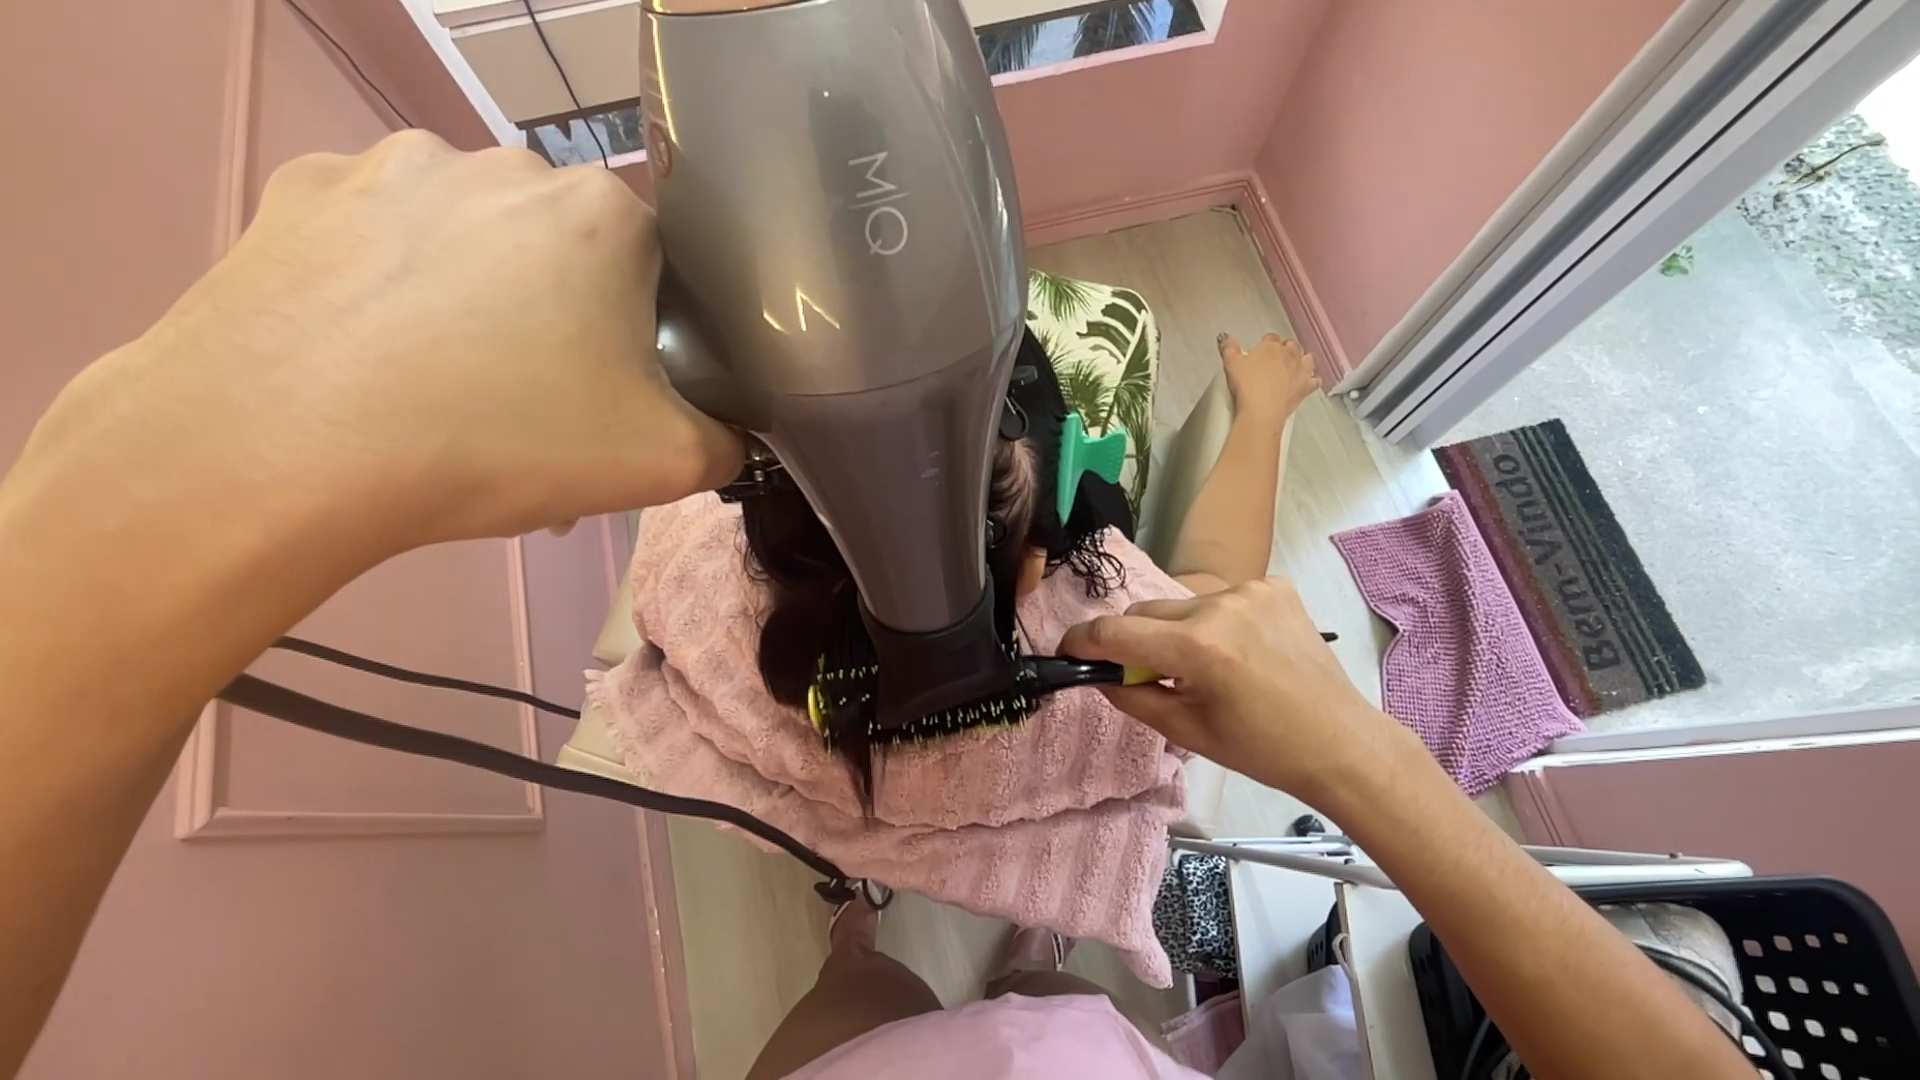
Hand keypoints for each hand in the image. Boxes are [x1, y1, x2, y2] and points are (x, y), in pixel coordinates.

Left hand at [34, 130, 741, 554]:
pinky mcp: (301, 191)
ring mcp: (394, 166)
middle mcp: (506, 165)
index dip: (651, 336)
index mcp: (604, 215)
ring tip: (447, 385)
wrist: (281, 453)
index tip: (621, 392)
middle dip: (568, 318)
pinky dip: (392, 284)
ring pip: (474, 238)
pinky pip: (381, 236)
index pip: (662, 269)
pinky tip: (373, 349)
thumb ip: (726, 445)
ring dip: (482, 298)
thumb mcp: (665, 465)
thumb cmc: (503, 440)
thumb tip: (727, 437)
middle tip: (538, 404)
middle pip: (567, 250)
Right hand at [1060, 578, 1416, 807]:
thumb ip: (1130, 696)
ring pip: (1181, 604)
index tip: (1069, 650)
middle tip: (1151, 675)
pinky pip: (1220, 599)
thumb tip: (1098, 674)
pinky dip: (1215, 621)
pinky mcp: (1275, 586)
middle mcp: (1221, 606)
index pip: (1115, 631)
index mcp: (1198, 647)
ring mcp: (1251, 590)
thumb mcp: (1185, 730)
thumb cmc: (1261, 748)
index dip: (1082, 640)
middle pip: (1145, 611)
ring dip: (1177, 630)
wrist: (1341, 742)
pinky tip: (1240, 649)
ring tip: (1206, 665)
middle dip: (1135, 640)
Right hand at [1218, 333, 1318, 426]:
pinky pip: (1314, 380)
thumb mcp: (1231, 364)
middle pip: (1291, 345)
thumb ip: (1228, 349)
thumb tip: (1225, 338)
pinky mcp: (1306, 388)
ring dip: (1302, 360)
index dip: (1264, 343)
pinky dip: (1312, 380)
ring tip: (1293, 366)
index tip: (1258, 351)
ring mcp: (1301, 371)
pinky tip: (1307, 382)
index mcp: (1271, 347)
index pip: (1270, 338)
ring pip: (1308, 359)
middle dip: (1285, 349)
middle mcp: (1290, 355)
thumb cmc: (1247, 385)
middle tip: (1274, 359)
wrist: (1262, 410)